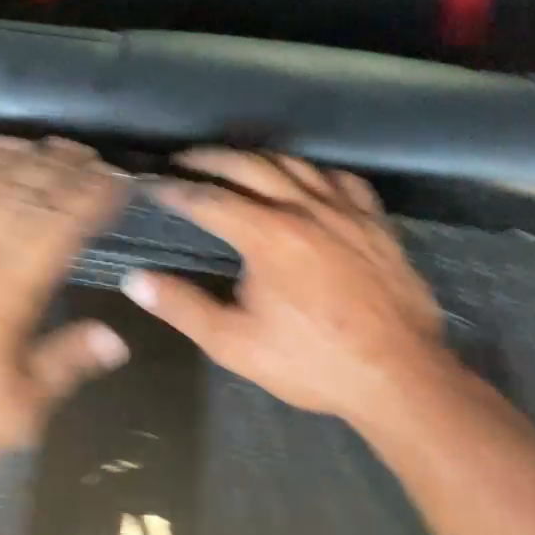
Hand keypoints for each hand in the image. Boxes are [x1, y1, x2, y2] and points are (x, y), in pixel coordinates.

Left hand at [0, 137, 130, 492]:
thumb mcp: (16, 413)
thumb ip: (64, 365)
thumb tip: (115, 336)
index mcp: (5, 295)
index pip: (58, 228)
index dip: (89, 197)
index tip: (114, 178)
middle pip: (17, 196)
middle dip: (54, 167)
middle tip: (80, 149)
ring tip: (26, 144)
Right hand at [121, 149, 459, 424]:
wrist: (399, 376)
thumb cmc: (311, 361)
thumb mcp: (235, 343)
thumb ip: (183, 307)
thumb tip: (135, 280)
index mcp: (267, 236)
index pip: (208, 198)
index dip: (174, 189)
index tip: (151, 185)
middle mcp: (305, 209)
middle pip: (248, 165)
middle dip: (209, 158)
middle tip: (183, 161)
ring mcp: (346, 211)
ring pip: (295, 164)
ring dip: (257, 158)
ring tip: (234, 163)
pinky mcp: (376, 222)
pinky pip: (341, 179)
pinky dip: (313, 173)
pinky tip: (304, 182)